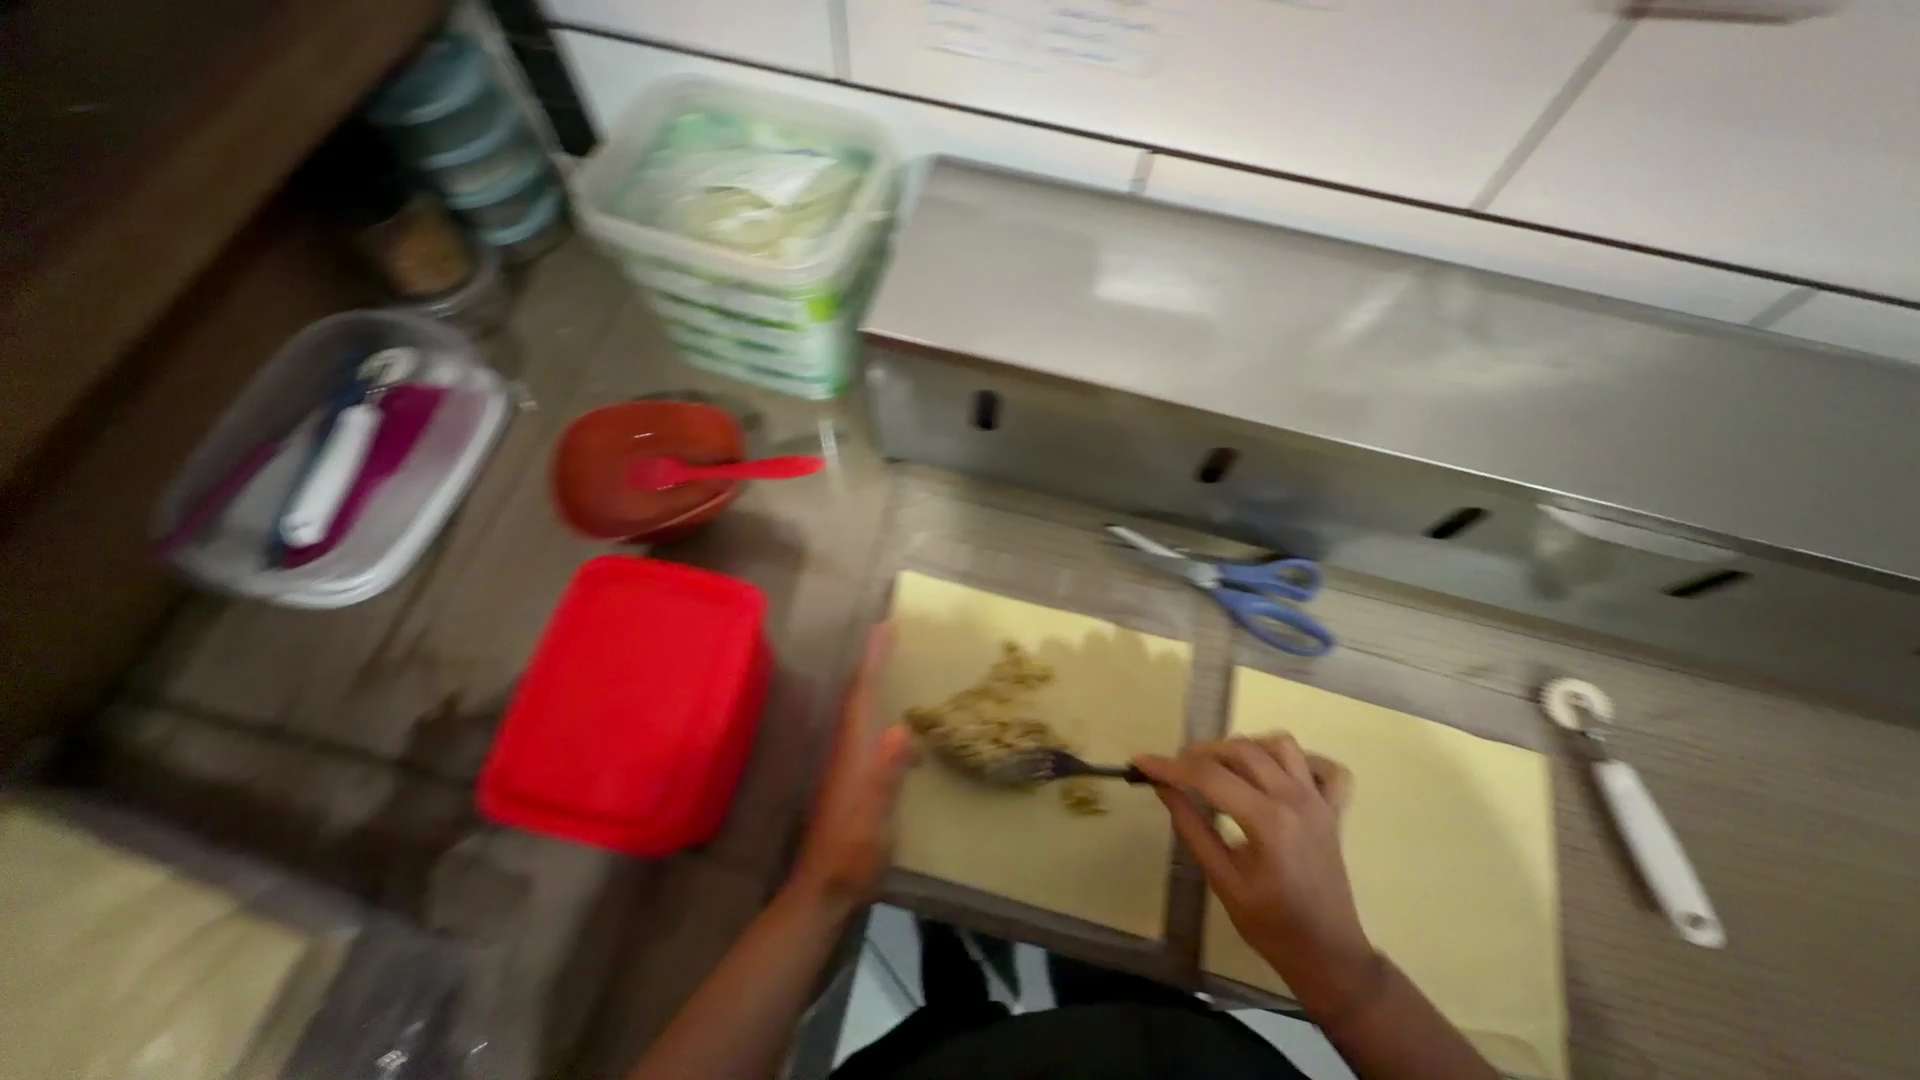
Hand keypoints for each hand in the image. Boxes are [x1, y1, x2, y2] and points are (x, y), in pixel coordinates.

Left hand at [787, 623, 913, 912]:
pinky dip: (877, 712)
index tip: (884, 628)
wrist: (823, 890)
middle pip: (858, 698)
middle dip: (872, 663)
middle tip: (889, 634)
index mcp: (854, 756)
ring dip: (872, 684)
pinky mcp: (851, 782)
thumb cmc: (852, 857)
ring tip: (890, 665)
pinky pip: (866, 732)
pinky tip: (896, 725)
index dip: (873, 662)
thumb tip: (901, 729)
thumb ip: (886, 777)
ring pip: (858, 714)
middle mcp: (847, 754)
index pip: (862, 698)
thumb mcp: (876, 821)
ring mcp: (847, 769)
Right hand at [1135, 735, 1374, 1012]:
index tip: (1141, 762)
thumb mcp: (1222, 880)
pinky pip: (1325, 767)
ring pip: (1282, 746)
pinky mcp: (1333, 810)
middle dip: (1201, 753)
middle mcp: (1296, 800)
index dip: (1169, 766)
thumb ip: (1192, 828)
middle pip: (1242, 751)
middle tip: (1174, 770)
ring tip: (1221, 767)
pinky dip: (1299, 761)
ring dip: (1246, 747)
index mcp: (1268, 822)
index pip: (1209, 777)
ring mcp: (1319, 801)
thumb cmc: (1270, 925)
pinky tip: (1274, 773)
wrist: (1326, 954)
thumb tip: (1164, 789)